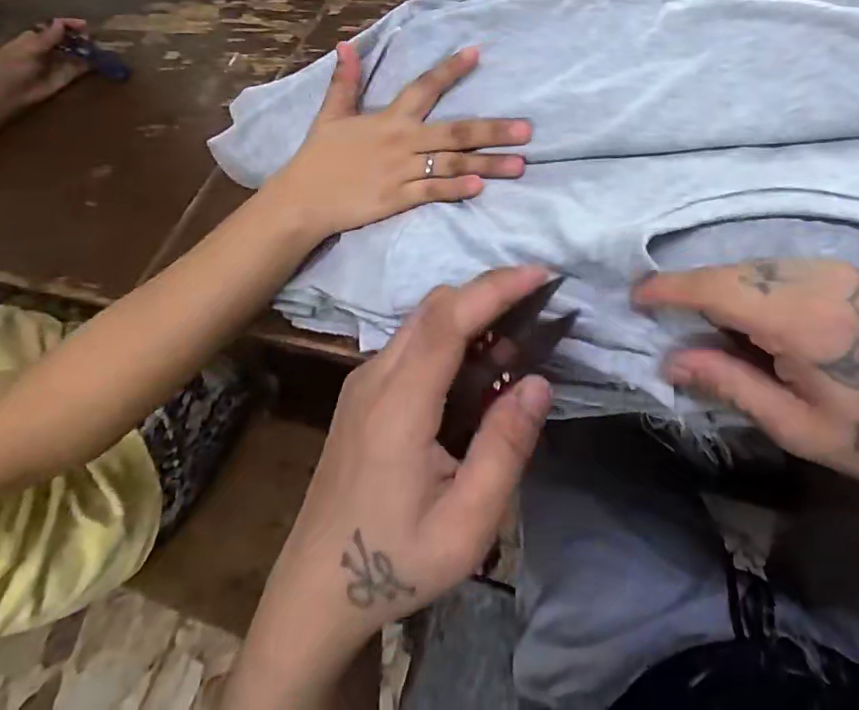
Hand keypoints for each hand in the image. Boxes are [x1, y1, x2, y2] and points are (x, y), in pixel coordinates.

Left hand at [0, 18, 91, 107]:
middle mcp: (49, 49)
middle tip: (94, 37)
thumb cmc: (12, 68)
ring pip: (76, 52)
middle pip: (68, 39)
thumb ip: (47, 37)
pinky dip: (90, 64)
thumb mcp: (29, 49)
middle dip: (81, 36)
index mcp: (36, 38)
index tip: (85, 25)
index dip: (69, 24)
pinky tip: (100, 60)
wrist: (7, 95)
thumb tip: (61, 23)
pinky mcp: (65, 78)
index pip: (55, 27)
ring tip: (101, 47)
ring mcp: (58, 63)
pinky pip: (80, 68)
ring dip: (87, 49)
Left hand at [228, 268, 553, 708]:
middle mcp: (374, 378)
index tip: (541, 273)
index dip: (496, 288)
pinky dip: (449, 341)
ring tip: (514, 351)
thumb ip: (505, 448)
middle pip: (433, 310)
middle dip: (488, 296)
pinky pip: (409, 347)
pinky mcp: (360, 395)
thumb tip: (537, 382)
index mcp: (398, 404)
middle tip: (538, 313)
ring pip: (420, 324)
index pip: (448, 320)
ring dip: (469, 319)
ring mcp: (361, 384)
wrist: (318, 586)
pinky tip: (475, 376)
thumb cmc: (397, 559)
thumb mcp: (467, 523)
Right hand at [260, 43, 530, 239]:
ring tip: (520, 164)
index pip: (424, 87)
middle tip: (527, 130)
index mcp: (389, 118)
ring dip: (487, 164)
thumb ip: (345, 82)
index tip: (478, 53)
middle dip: (493, 130)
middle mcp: (401, 141)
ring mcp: (401, 172)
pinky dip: (454, 189)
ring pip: (451, 164)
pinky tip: (479, 187)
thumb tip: (347, 45)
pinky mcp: (397, 199)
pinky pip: (431, 192)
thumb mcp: (331, 115)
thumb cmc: (319, 157)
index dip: (451, 70)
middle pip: (455, 132)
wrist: (302, 199)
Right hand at [635, 259, 858, 526]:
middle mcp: (817, 278)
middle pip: (730, 271)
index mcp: (802, 319)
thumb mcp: (796, 427)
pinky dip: (749, 289)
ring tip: (711, 333)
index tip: (634, 298)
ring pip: (751, 267)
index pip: (716, 286)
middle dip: (692, 293)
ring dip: (721, 291)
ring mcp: (835, 269)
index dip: (668, 288)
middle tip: (668, 327)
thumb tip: (669, 359)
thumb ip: (728, 383)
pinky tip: (752, 324)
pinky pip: (775, 270)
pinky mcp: (845, 272)